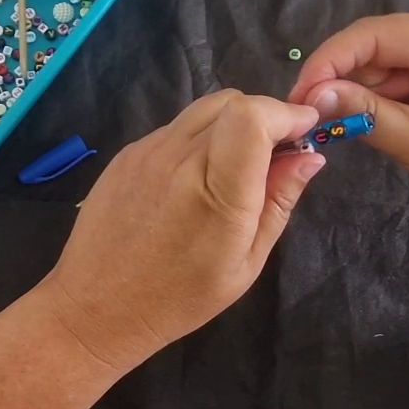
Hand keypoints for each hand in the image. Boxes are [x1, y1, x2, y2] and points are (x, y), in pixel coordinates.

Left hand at [38, 91, 323, 370]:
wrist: (97, 306)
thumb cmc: (179, 297)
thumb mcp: (245, 262)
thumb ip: (278, 201)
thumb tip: (311, 156)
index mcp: (217, 192)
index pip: (252, 115)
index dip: (284, 113)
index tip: (303, 131)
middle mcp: (179, 160)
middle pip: (231, 102)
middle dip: (263, 116)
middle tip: (274, 152)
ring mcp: (146, 152)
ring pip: (201, 110)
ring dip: (230, 124)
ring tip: (234, 167)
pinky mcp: (126, 154)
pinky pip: (173, 128)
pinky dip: (198, 138)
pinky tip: (193, 178)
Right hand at [288, 14, 408, 236]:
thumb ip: (366, 114)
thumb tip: (311, 97)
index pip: (379, 34)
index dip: (332, 59)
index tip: (299, 93)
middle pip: (375, 51)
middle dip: (338, 79)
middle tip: (302, 114)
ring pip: (377, 74)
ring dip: (348, 98)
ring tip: (317, 125)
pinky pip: (389, 94)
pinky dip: (365, 111)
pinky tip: (343, 127)